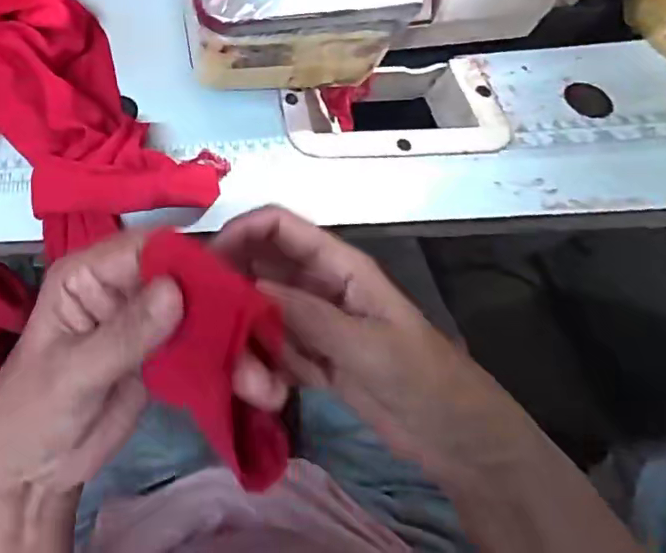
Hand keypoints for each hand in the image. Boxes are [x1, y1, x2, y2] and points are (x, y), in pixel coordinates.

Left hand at [0, 229, 285, 552]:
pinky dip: (221, 358)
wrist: (32, 473)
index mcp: (88, 273)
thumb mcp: (74, 374)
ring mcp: (142, 318)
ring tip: (262, 370)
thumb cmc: (32, 413)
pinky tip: (250, 378)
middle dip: (216, 300)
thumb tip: (176, 289)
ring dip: (227, 335)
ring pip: (193, 310)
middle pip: (177, 275)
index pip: (143, 249)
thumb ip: (124, 333)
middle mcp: (119, 285)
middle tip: (257, 325)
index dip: (184, 259)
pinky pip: (196, 343)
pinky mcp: (159, 350)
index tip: (226, 283)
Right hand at [211, 206, 530, 483]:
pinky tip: (268, 393)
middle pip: (262, 268)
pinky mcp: (313, 360)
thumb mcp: (367, 345)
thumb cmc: (422, 377)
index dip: (242, 231)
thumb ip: (309, 315)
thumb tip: (250, 288)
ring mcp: (315, 324)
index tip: (207, 260)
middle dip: (234, 291)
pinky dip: (263, 368)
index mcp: (338, 265)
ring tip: (255, 382)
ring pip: (262, 314)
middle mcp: (319, 286)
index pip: (281, 227)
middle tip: (208, 324)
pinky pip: (272, 351)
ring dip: (249, 341)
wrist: (458, 440)